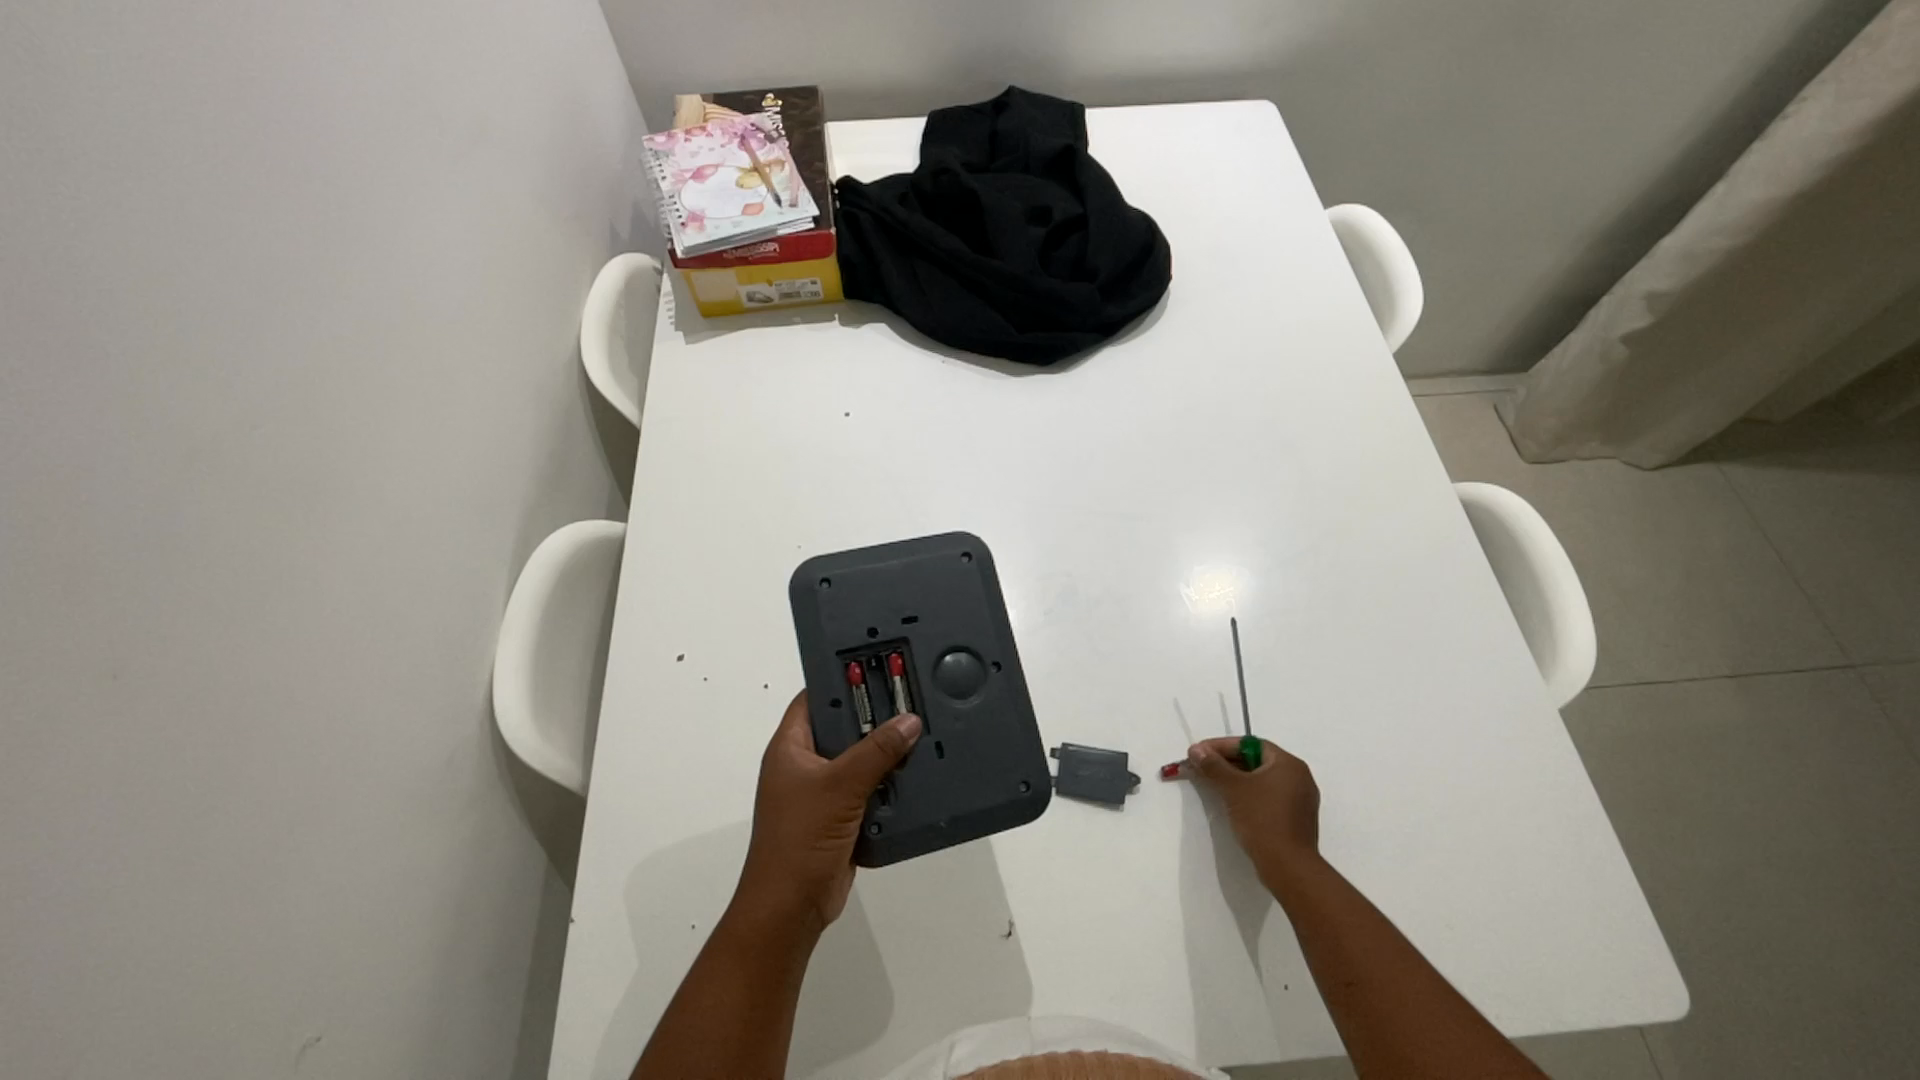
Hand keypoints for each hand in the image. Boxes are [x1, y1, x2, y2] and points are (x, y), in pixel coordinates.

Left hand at [734, 691, 921, 932]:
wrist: (791, 907)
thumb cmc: (801, 837)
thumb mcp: (840, 786)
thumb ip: (876, 751)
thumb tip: (910, 720)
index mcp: (790, 747)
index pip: (814, 699)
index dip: (841, 680)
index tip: (879, 668)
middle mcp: (804, 765)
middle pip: (842, 729)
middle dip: (875, 719)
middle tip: (913, 701)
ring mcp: (821, 794)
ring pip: (859, 762)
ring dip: (887, 755)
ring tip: (924, 734)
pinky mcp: (840, 819)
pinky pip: (869, 792)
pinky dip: (889, 786)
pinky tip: (919, 777)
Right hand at [1185, 736, 1320, 887]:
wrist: (1288, 866)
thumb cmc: (1262, 819)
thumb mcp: (1233, 788)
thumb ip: (1213, 766)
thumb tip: (1196, 749)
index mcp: (1289, 764)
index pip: (1251, 744)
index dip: (1222, 746)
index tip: (1199, 752)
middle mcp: (1299, 777)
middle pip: (1257, 761)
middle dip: (1227, 763)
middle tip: (1202, 767)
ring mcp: (1300, 800)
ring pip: (1262, 781)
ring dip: (1236, 780)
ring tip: (1212, 784)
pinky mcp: (1296, 819)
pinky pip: (1269, 797)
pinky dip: (1249, 796)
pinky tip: (1232, 804)